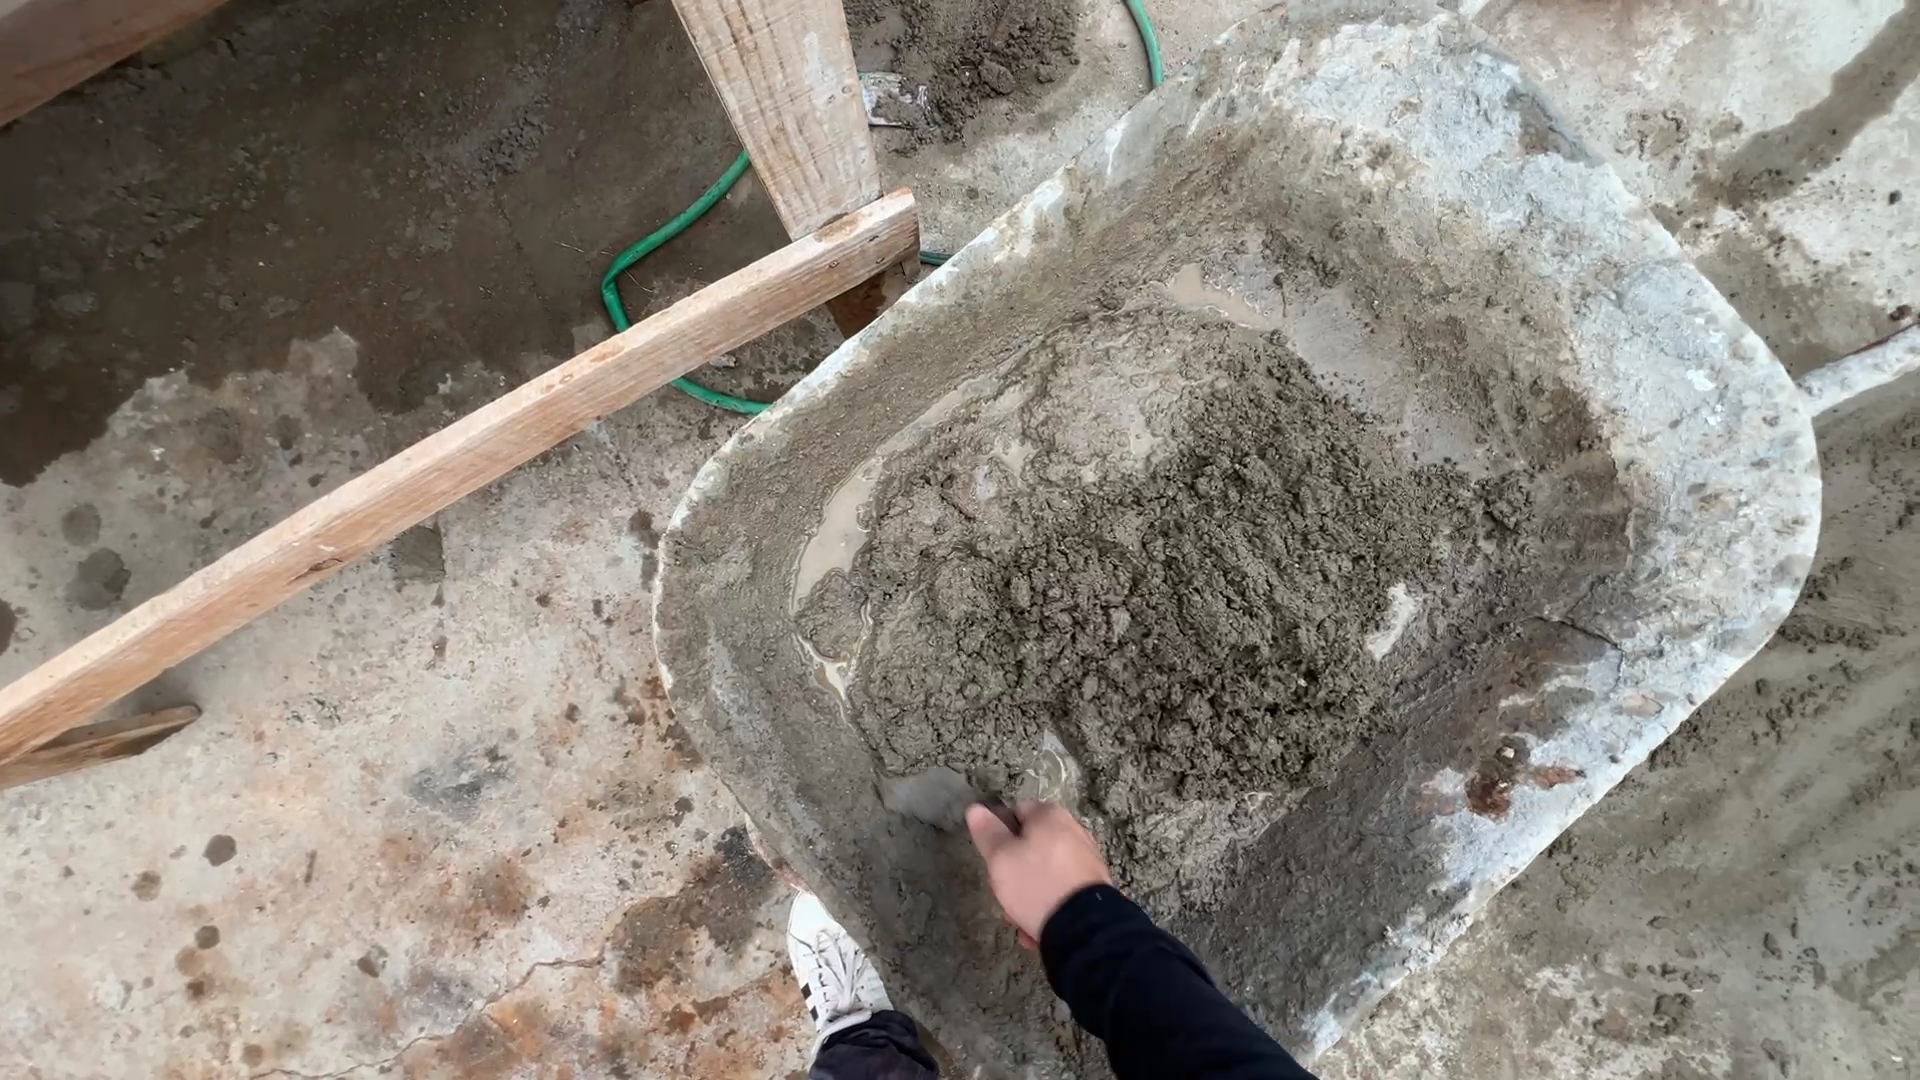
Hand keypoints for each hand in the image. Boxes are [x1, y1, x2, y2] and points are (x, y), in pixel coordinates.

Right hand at [966, 801, 1112, 950]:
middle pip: (1031, 847)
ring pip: (1045, 874)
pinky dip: (1049, 907)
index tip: (994, 861)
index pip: (1014, 812)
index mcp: (1050, 815)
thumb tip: (975, 808)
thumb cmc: (1037, 884)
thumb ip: (987, 832)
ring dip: (1030, 895)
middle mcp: (1073, 830)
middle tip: (1006, 895)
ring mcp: (1087, 860)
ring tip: (1021, 921)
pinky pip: (1062, 893)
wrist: (1085, 929)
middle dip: (1015, 873)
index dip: (999, 835)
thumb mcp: (1001, 857)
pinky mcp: (1095, 888)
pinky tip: (1040, 930)